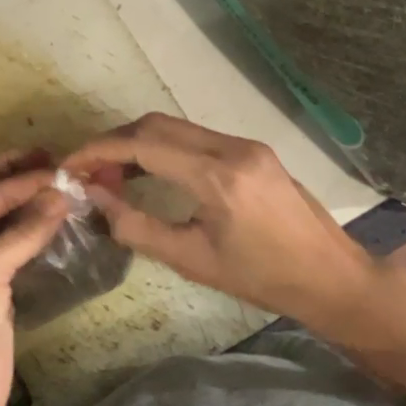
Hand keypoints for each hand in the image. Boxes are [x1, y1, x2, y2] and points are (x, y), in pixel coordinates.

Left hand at [0, 151, 67, 405]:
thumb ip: (21, 234)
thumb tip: (59, 194)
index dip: (24, 178)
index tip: (62, 168)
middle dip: (17, 175)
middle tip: (54, 160)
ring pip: (4, 222)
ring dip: (29, 203)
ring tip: (64, 188)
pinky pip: (17, 250)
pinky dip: (36, 234)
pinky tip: (59, 228)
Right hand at [62, 114, 380, 334]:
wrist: (334, 280)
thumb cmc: (263, 279)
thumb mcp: (193, 261)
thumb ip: (137, 226)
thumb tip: (93, 196)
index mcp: (217, 177)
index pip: (143, 145)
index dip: (99, 151)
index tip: (71, 165)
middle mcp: (231, 148)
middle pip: (155, 125)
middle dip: (114, 142)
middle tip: (89, 170)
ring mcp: (244, 144)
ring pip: (173, 126)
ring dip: (137, 142)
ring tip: (114, 174)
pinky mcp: (252, 149)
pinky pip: (194, 136)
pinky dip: (162, 147)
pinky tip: (150, 172)